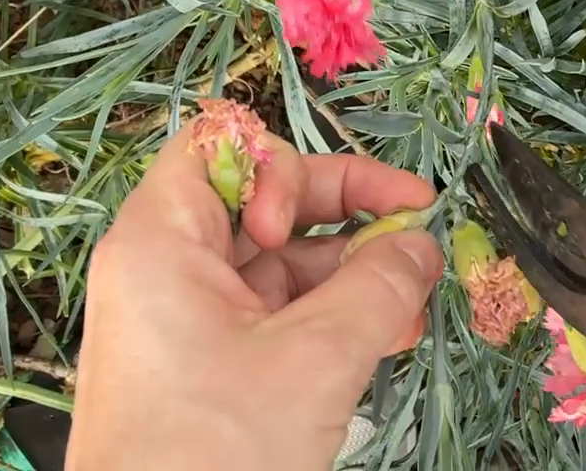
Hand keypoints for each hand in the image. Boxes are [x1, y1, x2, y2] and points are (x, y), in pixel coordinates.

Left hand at [67, 126, 443, 470]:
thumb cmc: (218, 458)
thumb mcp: (316, 359)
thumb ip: (382, 283)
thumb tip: (423, 243)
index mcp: (162, 242)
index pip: (218, 146)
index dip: (273, 165)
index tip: (298, 222)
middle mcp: (172, 267)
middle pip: (266, 197)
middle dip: (346, 210)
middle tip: (415, 223)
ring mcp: (194, 317)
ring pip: (286, 256)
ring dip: (357, 268)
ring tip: (415, 297)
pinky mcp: (216, 362)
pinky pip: (284, 308)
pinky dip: (338, 312)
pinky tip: (392, 331)